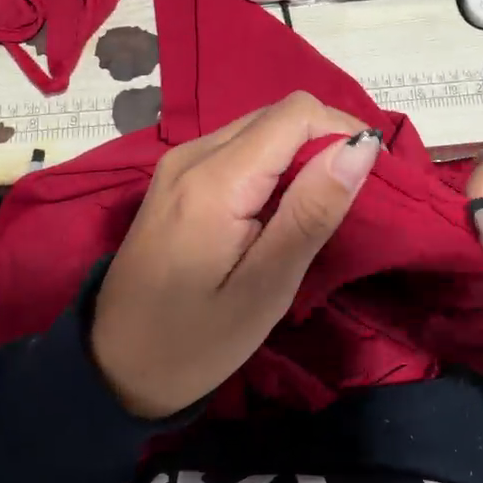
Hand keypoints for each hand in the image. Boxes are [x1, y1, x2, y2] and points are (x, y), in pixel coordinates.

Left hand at [91, 92, 381, 418]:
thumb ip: (311, 211)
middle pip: (277, 114)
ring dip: (300, 152)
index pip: (296, 114)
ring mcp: (179, 162)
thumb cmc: (195, 342)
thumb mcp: (265, 287)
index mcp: (214, 180)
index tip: (371, 177)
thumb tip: (361, 149)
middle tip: (350, 199)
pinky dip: (273, 163)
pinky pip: (238, 147)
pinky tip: (280, 208)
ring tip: (320, 206)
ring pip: (259, 127)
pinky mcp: (176, 177)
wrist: (111, 369)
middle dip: (325, 141)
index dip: (343, 131)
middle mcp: (192, 154)